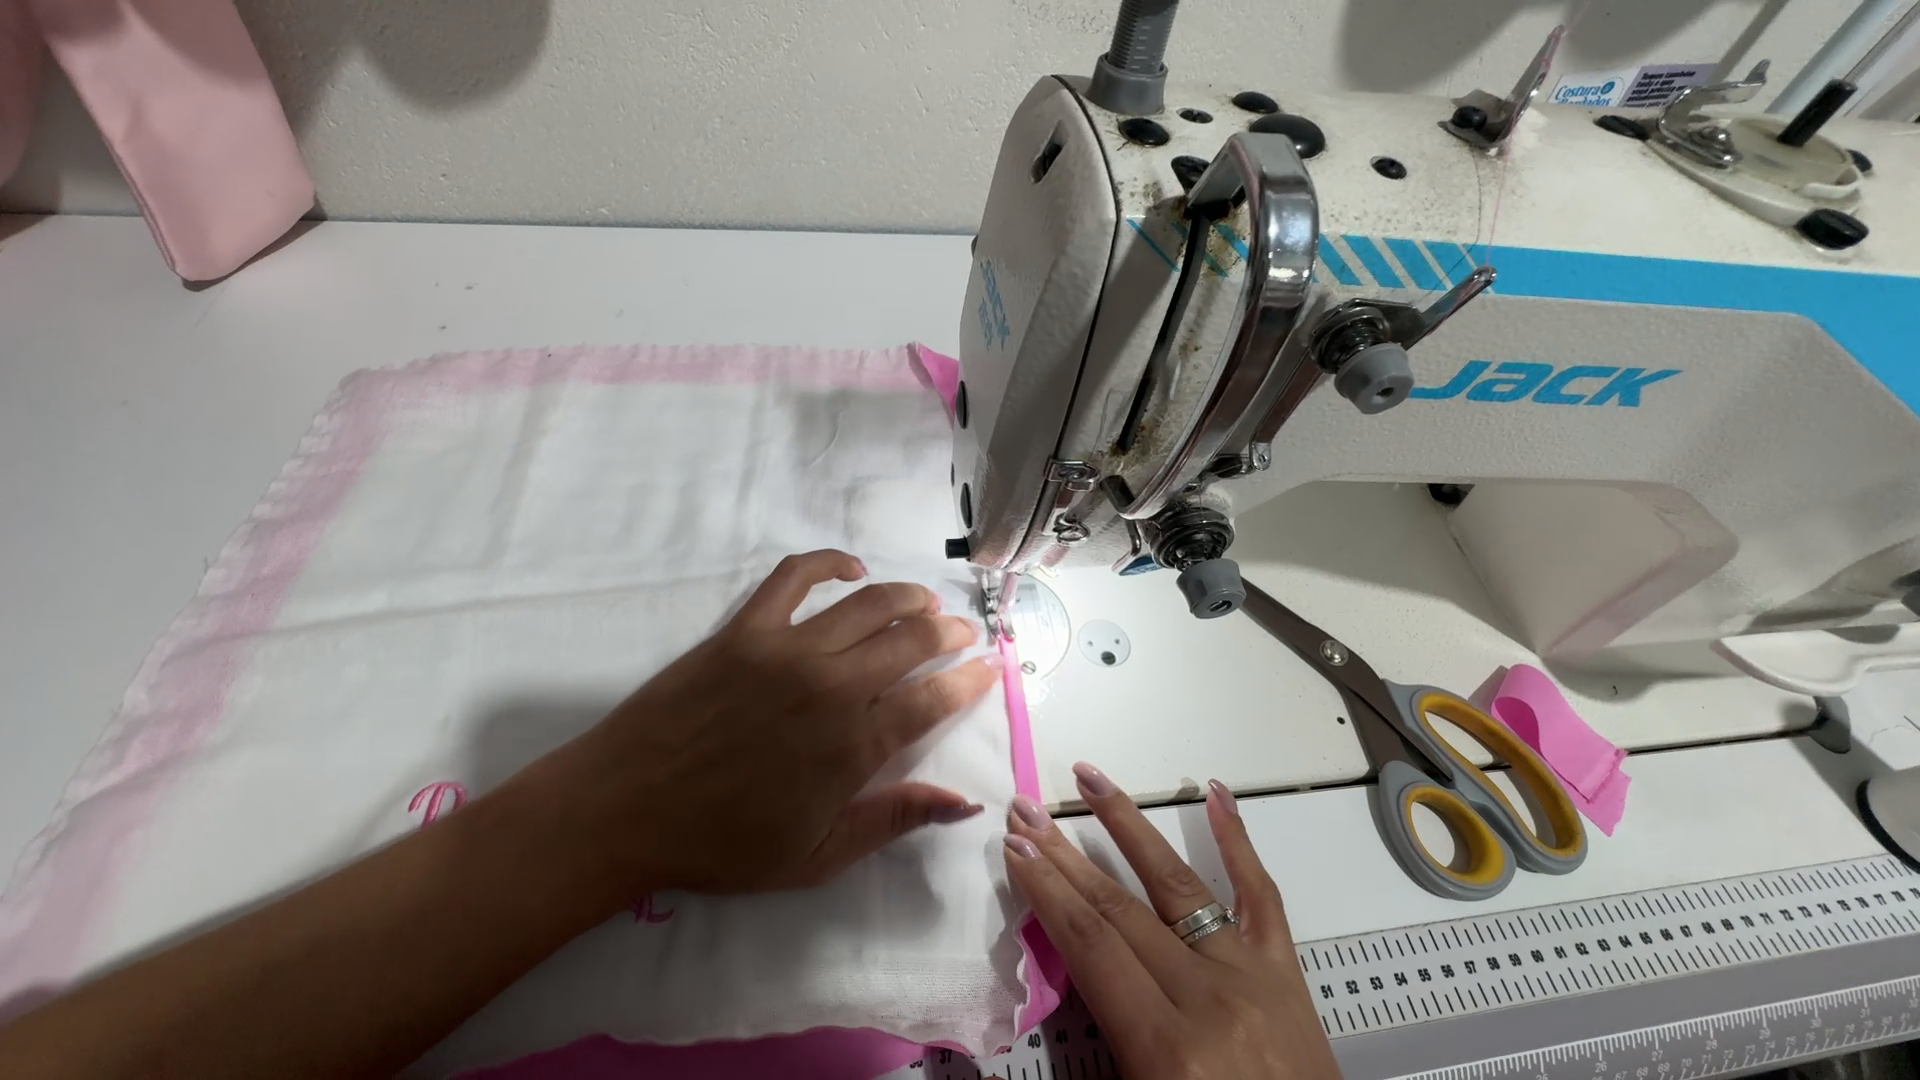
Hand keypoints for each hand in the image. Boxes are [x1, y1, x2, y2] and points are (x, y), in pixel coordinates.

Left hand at [523, 549, 1002, 896]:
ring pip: (869, 603)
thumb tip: (968, 802)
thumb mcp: (818, 855)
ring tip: (927, 603)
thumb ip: (894, 819)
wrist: (624, 808)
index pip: (933, 699)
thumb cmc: (723, 842)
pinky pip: (795, 576)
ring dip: (910, 597)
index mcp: (852, 746)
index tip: (989, 669)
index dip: (970, 681)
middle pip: (911, 641)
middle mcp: (831, 687)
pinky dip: (830, 562)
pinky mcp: (744, 627)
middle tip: (964, 633)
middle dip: (950, 633)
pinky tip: (853, 567)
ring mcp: (786, 649)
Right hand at [1001, 765, 1339, 1078]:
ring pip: (1177, 883)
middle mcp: (1209, 997)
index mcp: (1167, 1049)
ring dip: (1127, 824)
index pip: (1090, 945)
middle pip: (1120, 907)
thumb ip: (1098, 1038)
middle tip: (1027, 808)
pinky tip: (1216, 792)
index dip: (1047, 890)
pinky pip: (1261, 895)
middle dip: (1064, 855)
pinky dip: (1239, 840)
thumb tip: (1064, 963)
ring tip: (1089, 777)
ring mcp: (1253, 975)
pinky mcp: (1288, 972)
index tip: (1015, 848)